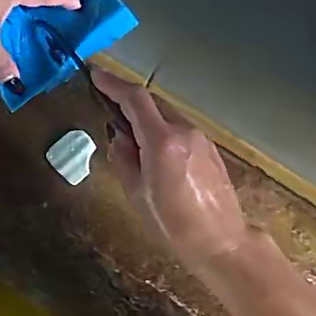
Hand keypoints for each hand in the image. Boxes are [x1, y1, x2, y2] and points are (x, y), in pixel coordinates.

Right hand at [93, 68, 250, 268]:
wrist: (220, 240)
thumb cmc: (170, 221)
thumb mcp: (133, 189)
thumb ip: (123, 157)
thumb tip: (119, 138)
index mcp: (162, 141)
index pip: (135, 100)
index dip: (113, 84)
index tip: (95, 74)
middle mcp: (185, 132)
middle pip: (152, 103)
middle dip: (126, 99)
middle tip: (102, 100)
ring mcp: (201, 139)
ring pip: (165, 116)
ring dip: (142, 116)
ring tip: (123, 132)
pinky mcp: (208, 150)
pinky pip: (176, 130)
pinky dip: (157, 129)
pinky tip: (147, 148)